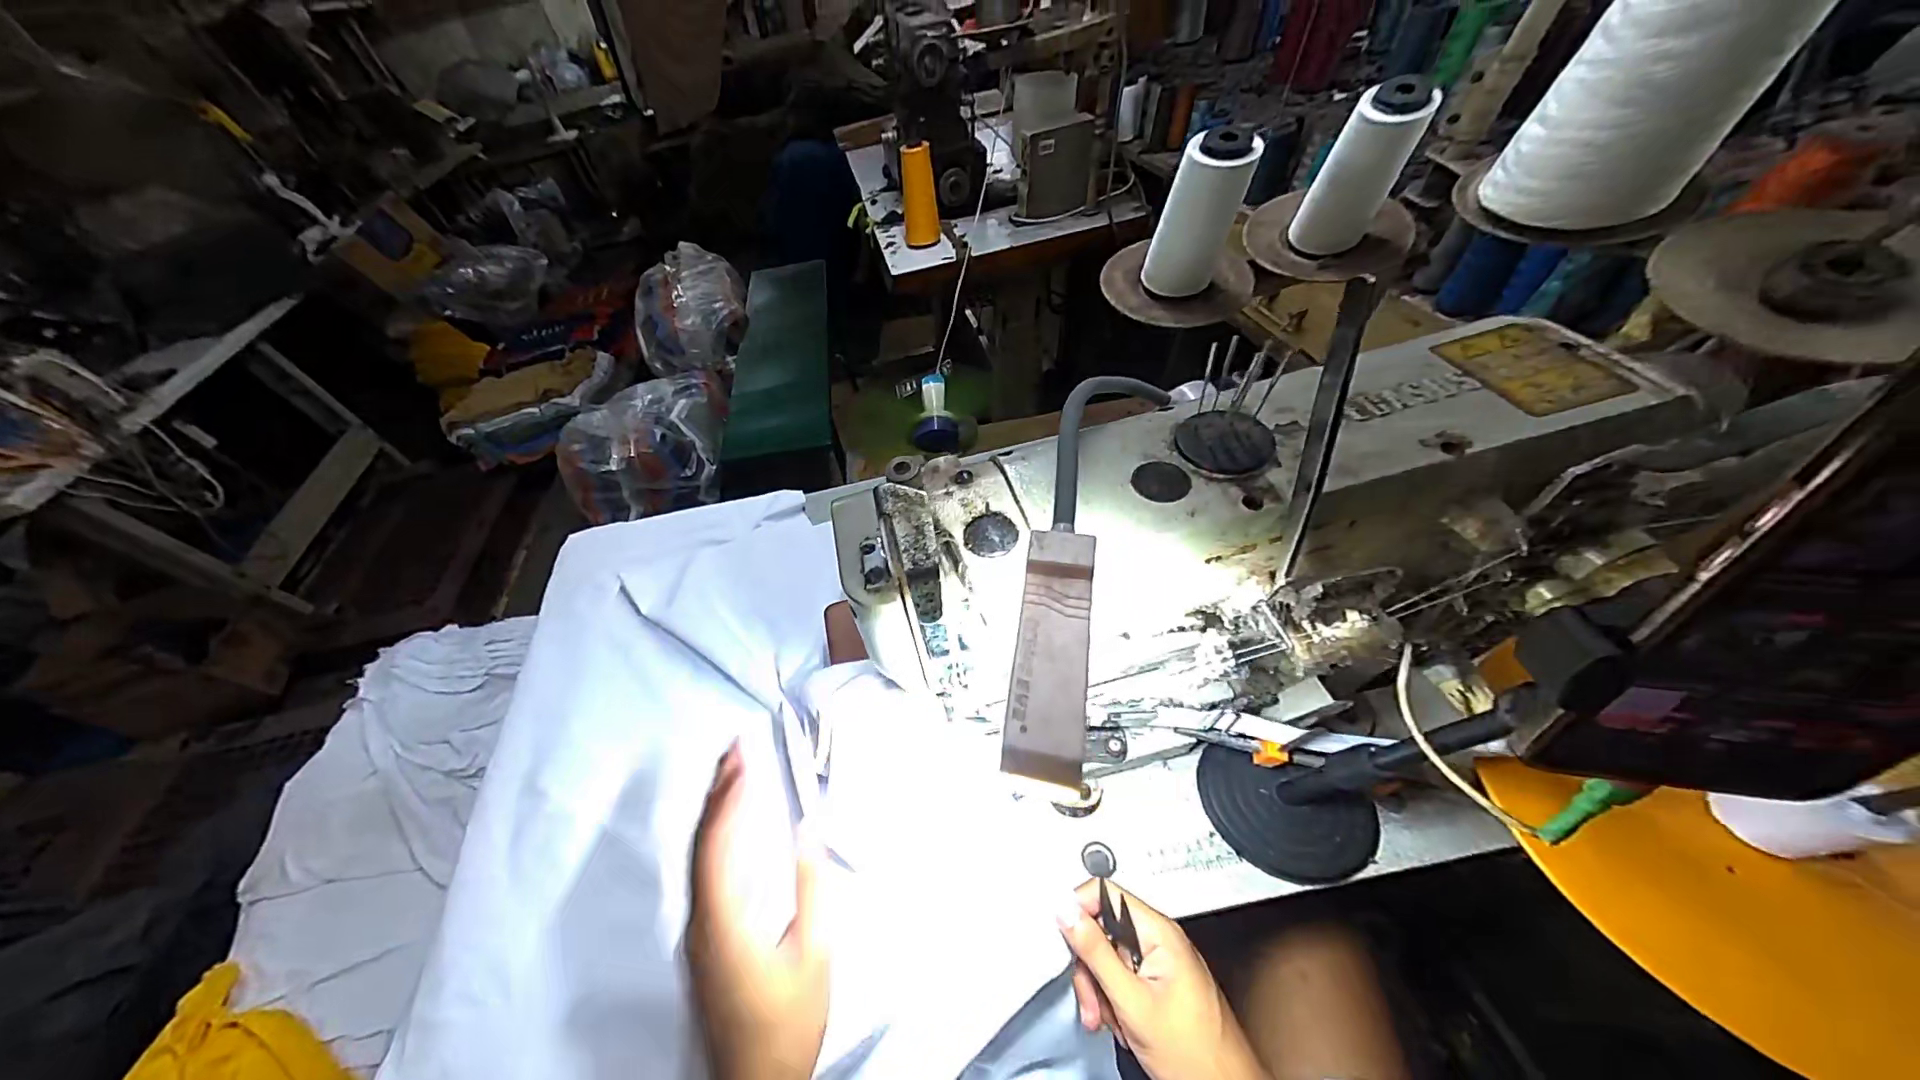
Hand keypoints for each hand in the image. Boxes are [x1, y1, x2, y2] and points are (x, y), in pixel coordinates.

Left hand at [686, 742, 828, 1079]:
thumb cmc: (787, 1022)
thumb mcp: (814, 953)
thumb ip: (810, 888)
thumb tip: (806, 832)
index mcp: (723, 921)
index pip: (717, 844)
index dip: (728, 796)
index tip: (742, 757)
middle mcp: (700, 921)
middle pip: (701, 844)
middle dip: (717, 792)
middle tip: (734, 750)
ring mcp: (697, 932)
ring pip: (699, 857)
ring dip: (715, 810)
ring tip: (733, 773)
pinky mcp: (703, 939)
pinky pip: (704, 872)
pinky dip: (716, 837)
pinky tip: (728, 823)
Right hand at [1056, 880, 1265, 1079]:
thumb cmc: (1196, 1054)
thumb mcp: (1131, 1001)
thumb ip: (1095, 952)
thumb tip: (1068, 912)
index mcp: (1158, 931)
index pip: (1105, 893)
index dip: (1078, 909)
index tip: (1064, 936)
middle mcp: (1159, 939)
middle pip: (1102, 928)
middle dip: (1090, 967)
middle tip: (1093, 998)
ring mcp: (1158, 960)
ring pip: (1107, 956)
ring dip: (1099, 989)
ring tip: (1110, 1019)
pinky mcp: (1156, 981)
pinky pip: (1119, 976)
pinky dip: (1112, 999)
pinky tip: (1120, 1022)